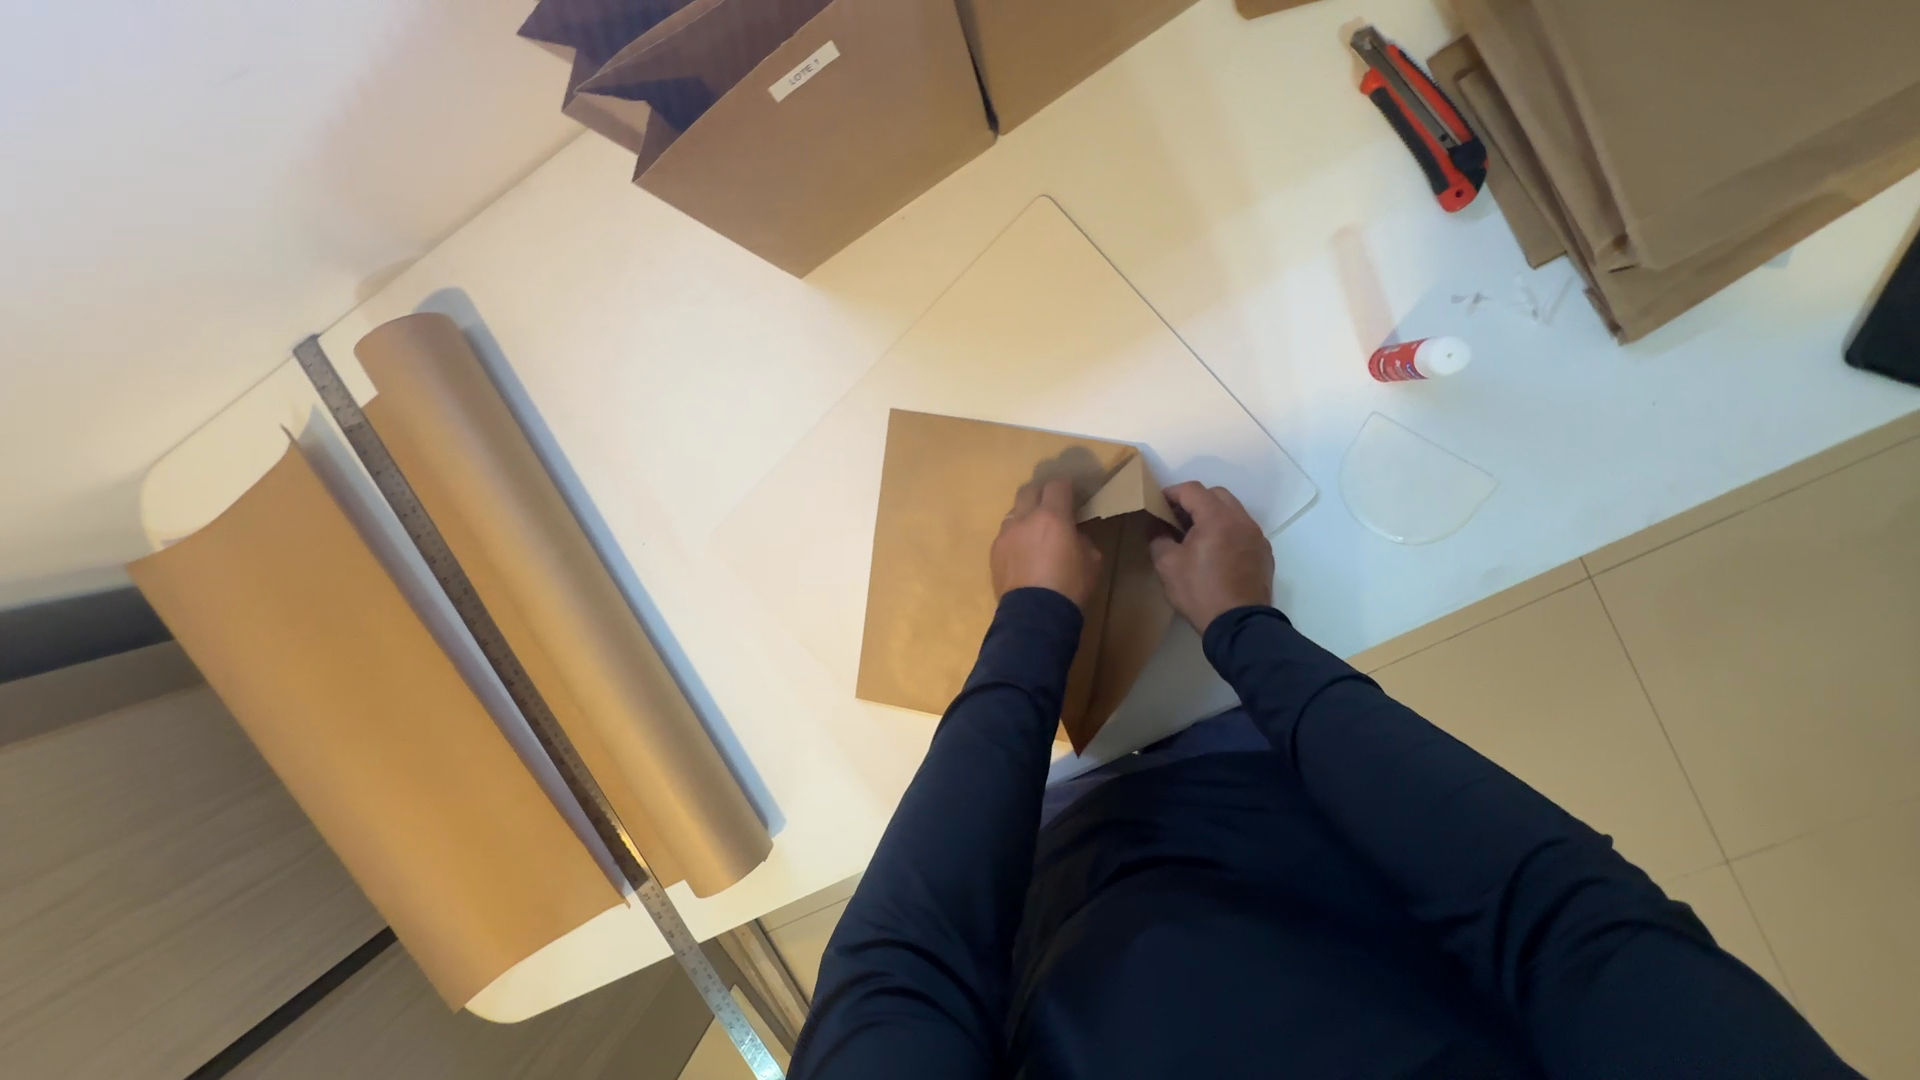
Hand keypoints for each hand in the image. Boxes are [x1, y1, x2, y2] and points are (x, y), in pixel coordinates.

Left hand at [991, 477, 1102, 609]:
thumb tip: (1073, 536)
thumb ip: (1082, 540)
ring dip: (1025, 515)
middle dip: (1041, 493)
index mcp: (1052, 517)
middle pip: (1028, 490)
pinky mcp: (994, 552)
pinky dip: (1015, 537)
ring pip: (1013, 512)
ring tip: (1034, 531)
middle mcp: (1024, 519)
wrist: (1034, 616)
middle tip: (1051, 505)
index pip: (1058, 485)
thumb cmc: (1069, 587)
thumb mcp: (1092, 562)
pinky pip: (1005, 535)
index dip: (1066, 486)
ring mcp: (1005, 535)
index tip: (1072, 492)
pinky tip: (1022, 553)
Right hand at [1149, 481, 1273, 632]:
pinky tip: (1215, 553)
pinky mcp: (1264, 553)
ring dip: (1212, 515)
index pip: (1192, 490)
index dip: (1171, 493)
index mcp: (1217, 518)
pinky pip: (1243, 530)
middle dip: (1194, 501)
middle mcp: (1241, 520)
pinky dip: (1227, 531)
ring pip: (1232, 512)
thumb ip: (1158, 539)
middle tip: (1176, 519)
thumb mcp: (1168, 566)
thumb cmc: (1200, 592)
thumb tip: (1156, 526)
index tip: (1157, 504)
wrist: (1239, 625)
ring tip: (1195, 536)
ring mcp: (1256, 537)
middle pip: (1216, 495)